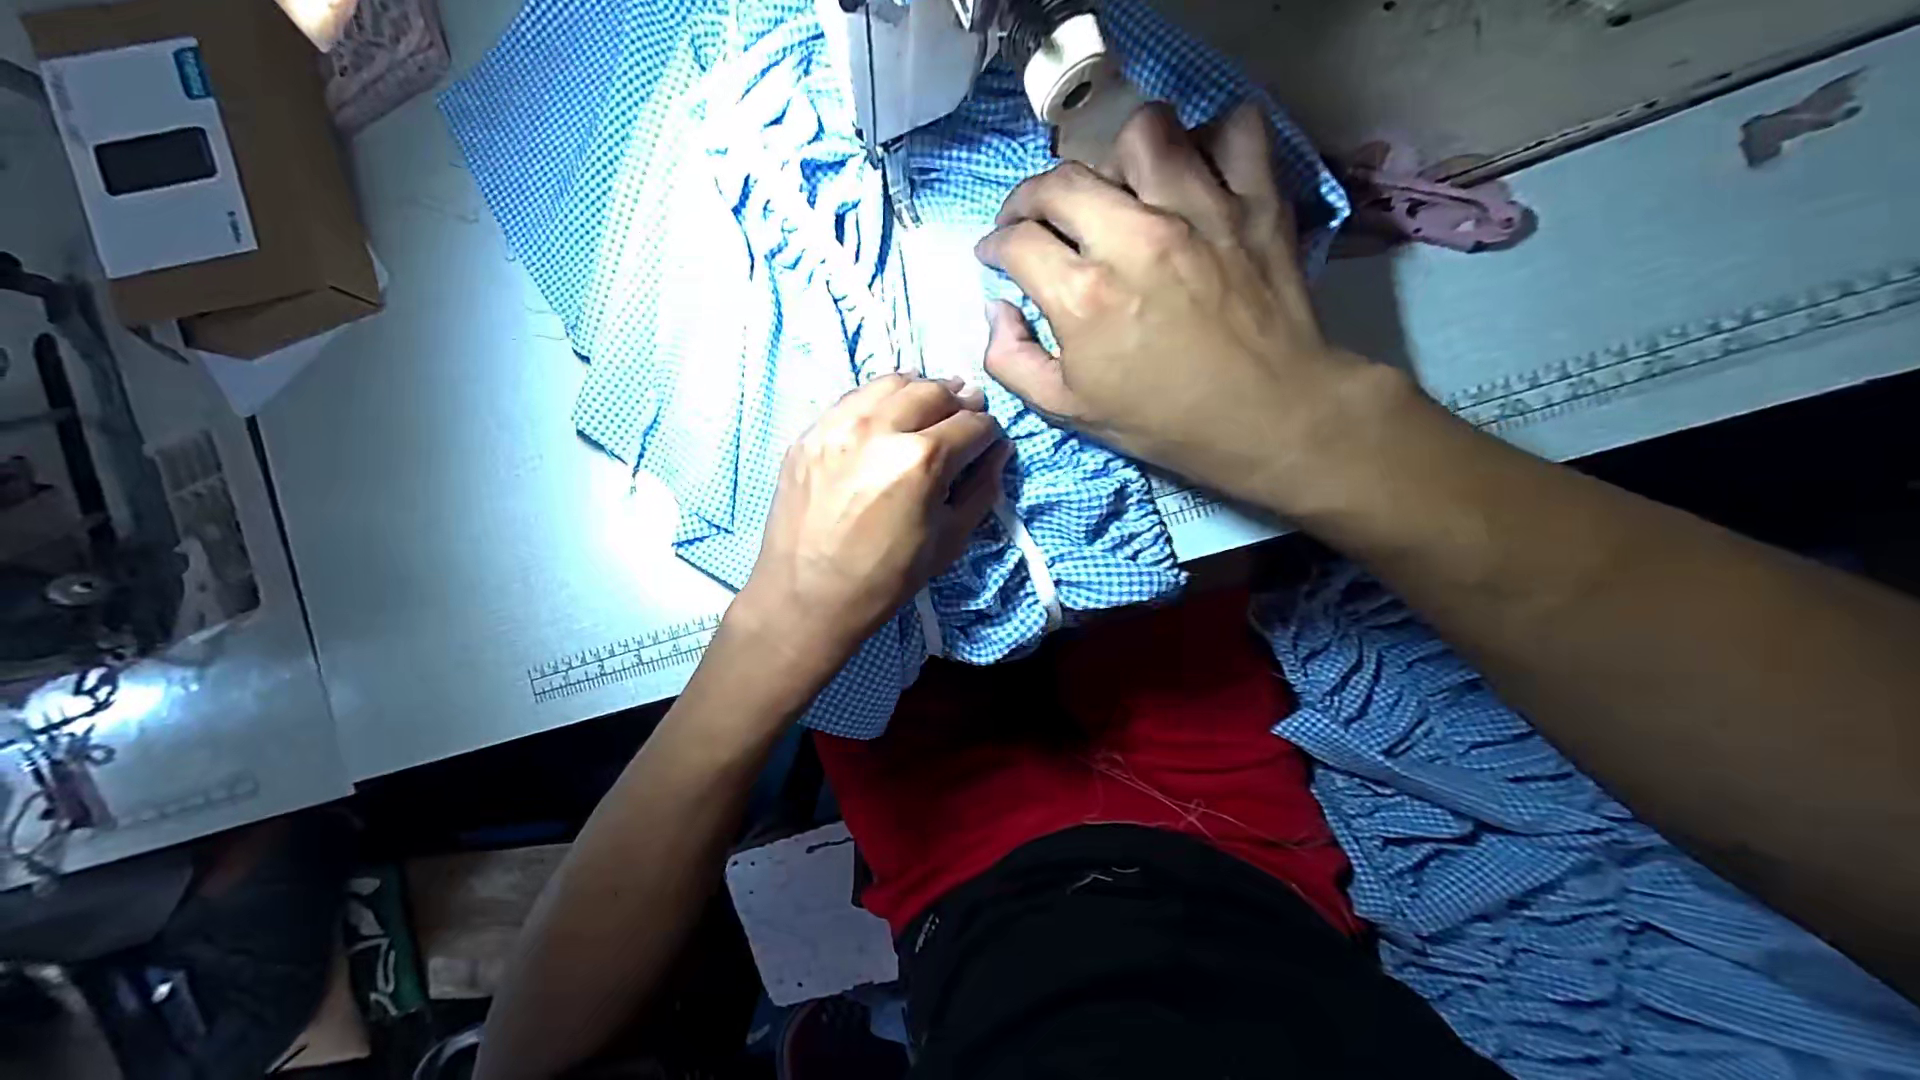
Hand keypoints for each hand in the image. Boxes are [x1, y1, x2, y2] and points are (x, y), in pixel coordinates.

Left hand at [733, 375, 1011, 666]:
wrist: (808, 597)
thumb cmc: (887, 579)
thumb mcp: (950, 540)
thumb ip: (981, 488)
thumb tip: (998, 449)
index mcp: (923, 460)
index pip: (973, 425)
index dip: (989, 432)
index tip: (988, 442)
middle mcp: (881, 429)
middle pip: (935, 391)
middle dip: (960, 402)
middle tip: (965, 417)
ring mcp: (839, 426)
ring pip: (893, 382)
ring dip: (921, 390)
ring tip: (929, 407)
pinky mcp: (810, 432)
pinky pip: (854, 397)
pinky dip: (880, 399)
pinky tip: (887, 415)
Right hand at [976, 101, 1402, 513]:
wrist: (1268, 417)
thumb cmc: (1163, 421)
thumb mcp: (1069, 411)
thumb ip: (1012, 361)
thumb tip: (998, 310)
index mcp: (1084, 296)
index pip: (1016, 240)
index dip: (994, 244)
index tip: (996, 254)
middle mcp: (1136, 237)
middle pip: (1061, 180)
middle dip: (1029, 198)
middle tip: (1035, 220)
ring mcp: (1201, 210)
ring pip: (1143, 132)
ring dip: (1115, 158)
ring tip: (1116, 191)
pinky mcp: (1256, 201)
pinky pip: (1234, 131)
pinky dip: (1208, 142)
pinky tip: (1193, 175)